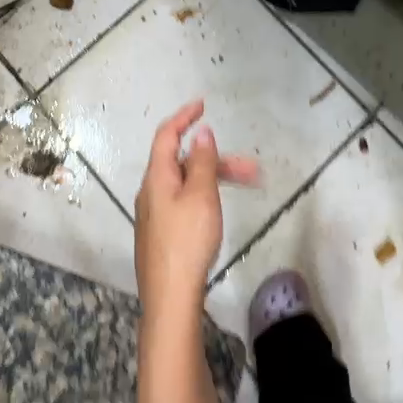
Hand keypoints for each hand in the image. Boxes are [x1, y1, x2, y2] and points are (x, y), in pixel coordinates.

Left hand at [134, 100, 261, 311]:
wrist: (169, 297)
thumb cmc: (187, 240)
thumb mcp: (201, 195)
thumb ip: (203, 162)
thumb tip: (201, 132)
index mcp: (157, 176)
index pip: (166, 135)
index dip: (184, 117)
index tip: (202, 105)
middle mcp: (152, 191)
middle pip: (182, 162)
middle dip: (216, 158)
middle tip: (250, 168)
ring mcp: (155, 214)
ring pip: (186, 184)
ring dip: (215, 179)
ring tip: (248, 187)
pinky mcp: (161, 234)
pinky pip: (183, 201)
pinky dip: (204, 195)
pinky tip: (218, 210)